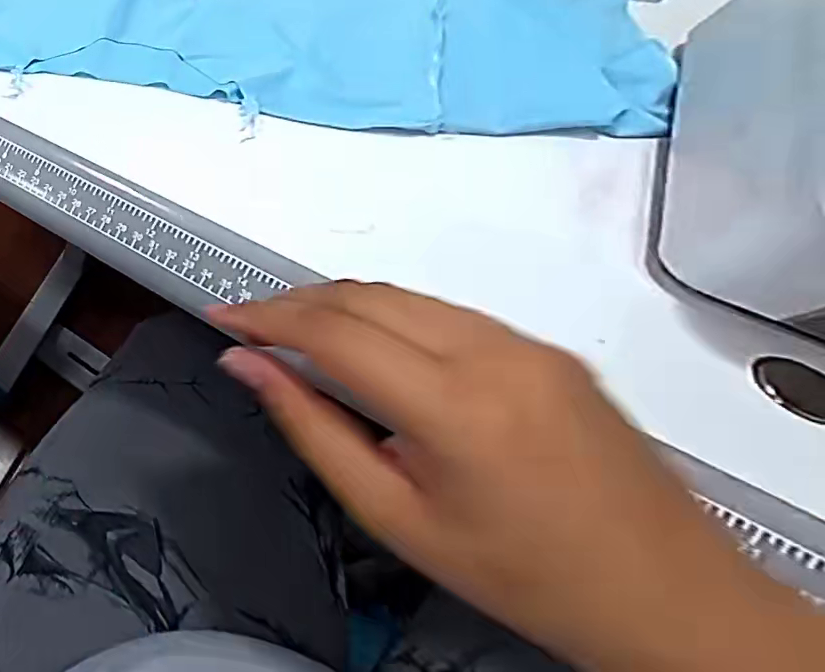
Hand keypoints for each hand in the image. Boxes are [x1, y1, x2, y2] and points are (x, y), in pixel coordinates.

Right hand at [211, 283, 824, 671]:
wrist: (679, 607)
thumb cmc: (528, 576)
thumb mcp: (391, 514)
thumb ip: (307, 426)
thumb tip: (246, 364)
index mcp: (458, 409)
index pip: (331, 331)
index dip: (264, 316)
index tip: (223, 316)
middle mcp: (497, 359)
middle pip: (358, 298)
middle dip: (289, 303)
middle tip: (248, 325)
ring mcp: (527, 347)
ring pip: (392, 293)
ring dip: (329, 302)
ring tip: (291, 329)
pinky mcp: (543, 347)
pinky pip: (433, 307)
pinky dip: (377, 311)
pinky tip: (358, 339)